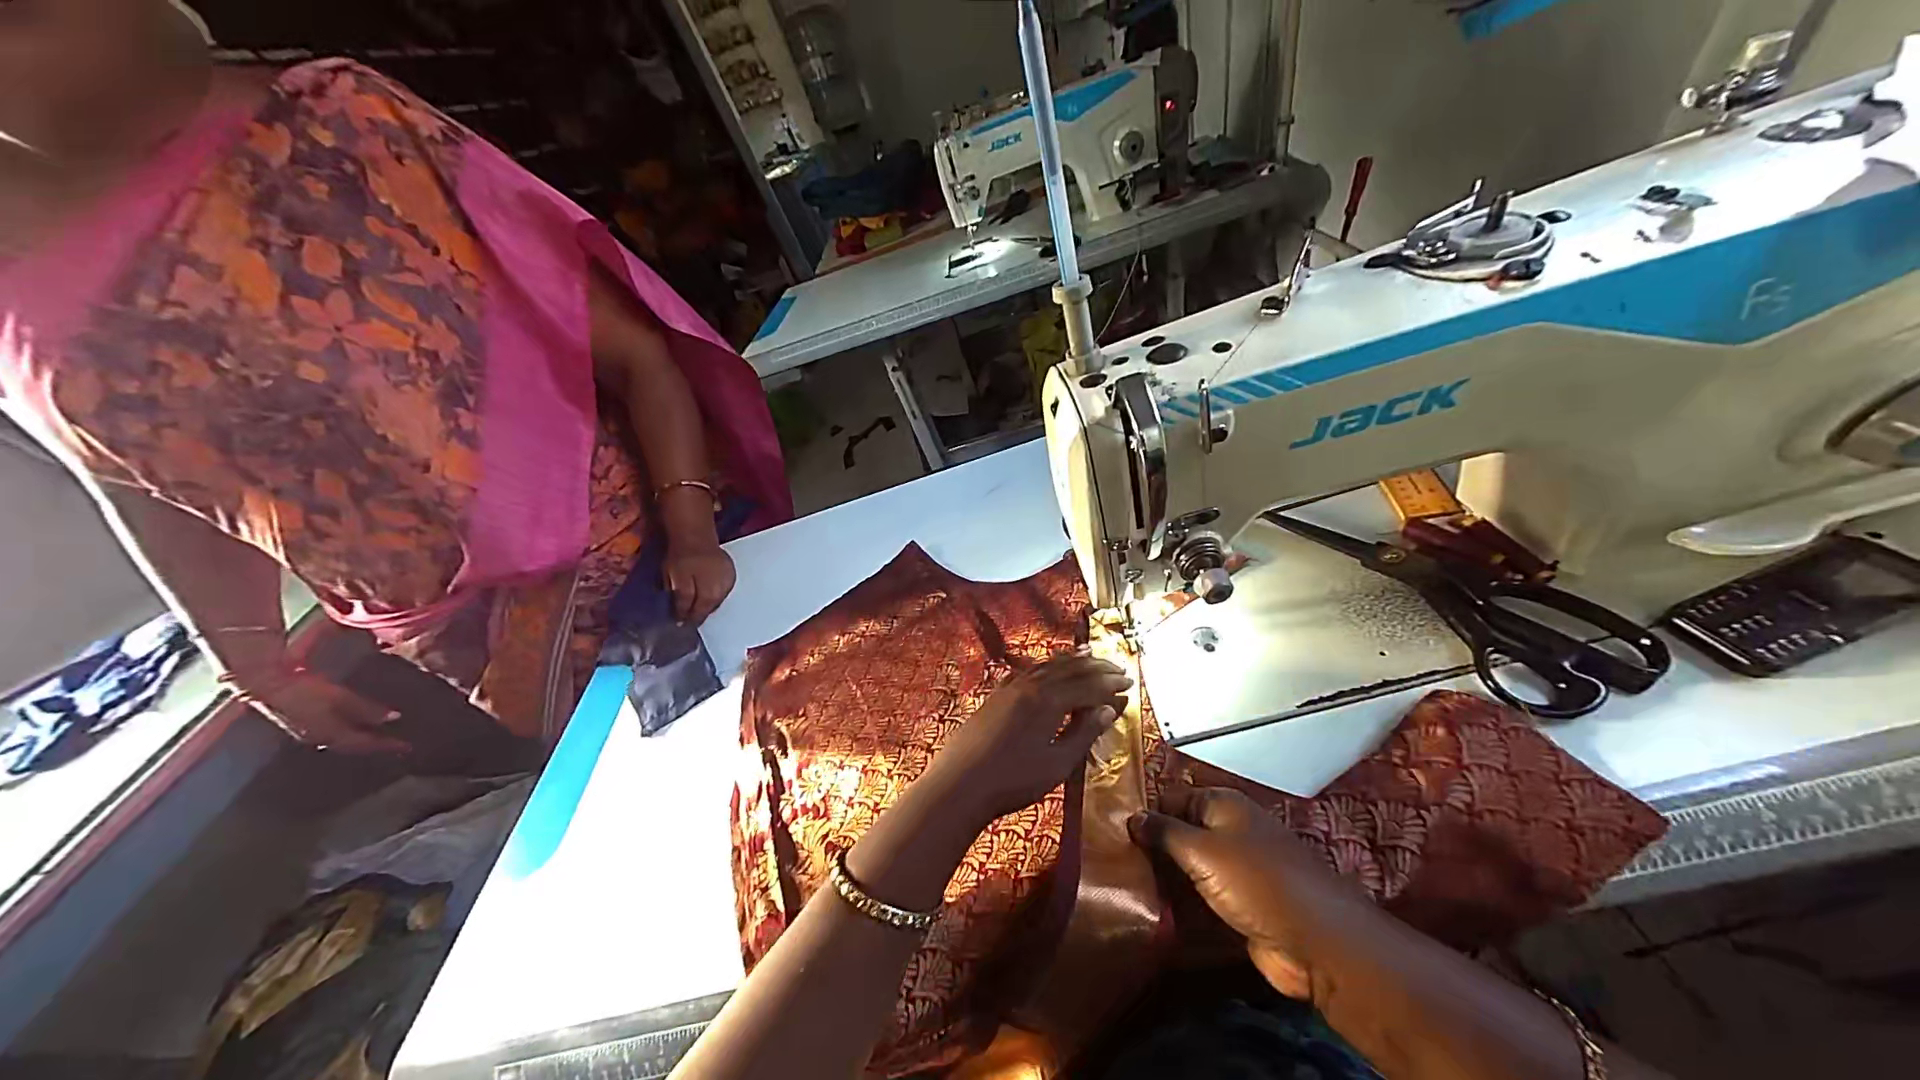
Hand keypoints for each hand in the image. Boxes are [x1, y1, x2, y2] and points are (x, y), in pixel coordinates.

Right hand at [231, 668, 408, 753]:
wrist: (265, 686)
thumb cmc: (306, 691)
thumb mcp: (341, 698)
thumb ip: (366, 709)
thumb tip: (395, 718)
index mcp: (331, 734)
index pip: (365, 743)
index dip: (387, 745)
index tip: (407, 748)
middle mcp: (320, 738)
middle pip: (354, 746)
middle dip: (375, 746)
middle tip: (396, 746)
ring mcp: (309, 733)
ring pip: (342, 742)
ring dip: (362, 741)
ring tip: (379, 739)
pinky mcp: (302, 725)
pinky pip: (333, 735)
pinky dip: (349, 735)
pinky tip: (353, 730)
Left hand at [663, 540, 735, 624]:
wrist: (694, 535)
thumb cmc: (681, 557)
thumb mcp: (673, 579)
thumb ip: (680, 599)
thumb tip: (681, 616)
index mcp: (708, 592)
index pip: (698, 611)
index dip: (688, 618)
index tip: (680, 624)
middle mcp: (722, 589)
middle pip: (710, 607)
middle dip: (700, 614)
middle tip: (690, 619)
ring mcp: (728, 580)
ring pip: (718, 600)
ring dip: (709, 605)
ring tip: (699, 608)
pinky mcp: (730, 574)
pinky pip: (724, 590)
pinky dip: (716, 595)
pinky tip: (709, 595)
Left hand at [847, 652, 1131, 911]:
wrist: (959, 784)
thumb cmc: (1013, 780)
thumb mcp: (1057, 763)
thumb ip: (1083, 733)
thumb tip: (1108, 709)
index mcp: (1048, 701)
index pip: (1088, 686)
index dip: (1110, 685)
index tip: (1129, 682)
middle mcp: (1029, 686)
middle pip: (1068, 670)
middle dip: (1095, 667)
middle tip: (1117, 667)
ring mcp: (1008, 689)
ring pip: (1046, 666)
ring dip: (1070, 661)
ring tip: (1088, 655)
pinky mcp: (995, 697)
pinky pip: (1027, 672)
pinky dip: (1044, 667)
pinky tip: (1047, 669)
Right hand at [1129, 783, 1325, 997]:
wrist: (1317, 943)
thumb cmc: (1257, 882)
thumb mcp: (1201, 851)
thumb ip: (1163, 832)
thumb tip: (1132, 817)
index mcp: (1223, 804)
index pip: (1171, 798)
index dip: (1145, 813)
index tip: (1114, 831)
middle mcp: (1229, 830)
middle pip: (1179, 832)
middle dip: (1152, 847)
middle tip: (1114, 861)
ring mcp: (1236, 868)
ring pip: (1189, 866)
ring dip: (1165, 877)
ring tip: (1125, 885)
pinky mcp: (1240, 903)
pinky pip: (1202, 894)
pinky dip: (1183, 901)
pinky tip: (1154, 909)